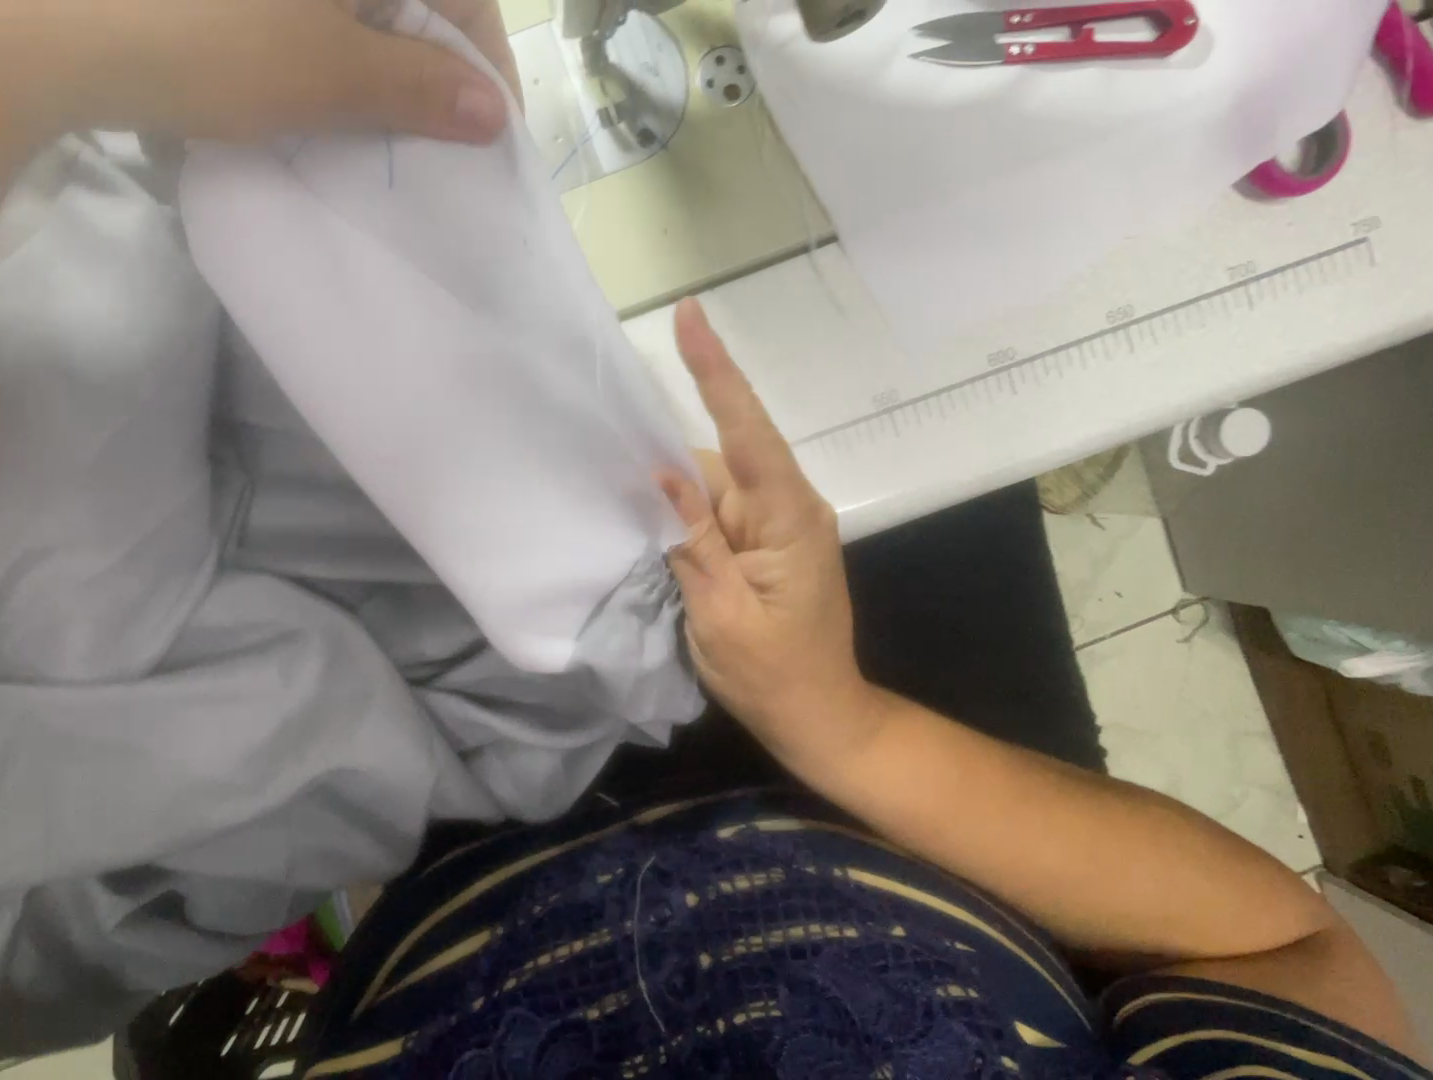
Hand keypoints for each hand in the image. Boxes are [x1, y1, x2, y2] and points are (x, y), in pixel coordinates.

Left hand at [58, 0, 517, 143]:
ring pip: (356, 5)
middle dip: (430, 62)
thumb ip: (420, 90)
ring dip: (375, 58)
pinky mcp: (239, 1)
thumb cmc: (203, 38)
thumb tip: (492, 114)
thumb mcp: (328, 75)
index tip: (490, 126)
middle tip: (434, 133)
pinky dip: (322, 44)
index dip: (485, 60)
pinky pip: (306, 13)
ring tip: (373, 121)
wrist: (32, 18)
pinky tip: (309, 86)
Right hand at [661, 299, 881, 771]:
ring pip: (711, 484)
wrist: (818, 715)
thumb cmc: (774, 676)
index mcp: (788, 518)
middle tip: (615, 467)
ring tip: (633, 521)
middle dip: (668, 463)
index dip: (716, 372)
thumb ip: (692, 542)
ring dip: (671, 499)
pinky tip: (652, 529)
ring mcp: (775, 523)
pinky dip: (682, 516)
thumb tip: (661, 474)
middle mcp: (787, 506)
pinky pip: (714, 509)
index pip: (748, 432)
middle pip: (720, 455)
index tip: (690, 317)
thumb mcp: (721, 614)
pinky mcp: (761, 541)